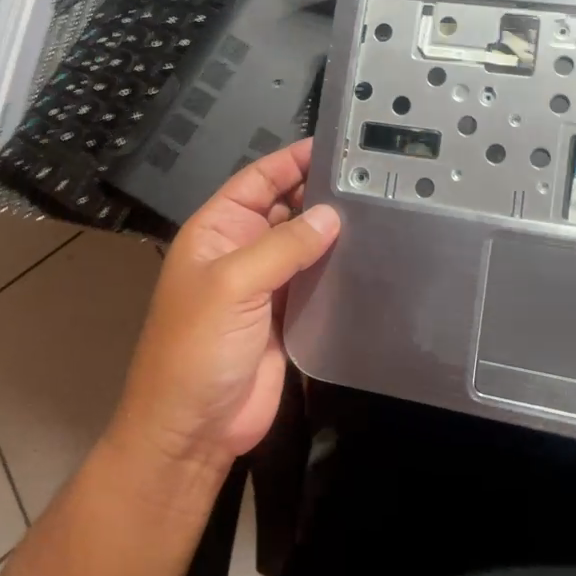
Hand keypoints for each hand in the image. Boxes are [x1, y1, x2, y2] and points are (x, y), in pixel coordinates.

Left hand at [108, 139, 339, 471]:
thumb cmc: (196, 348)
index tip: (333, 145)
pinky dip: (338, 269)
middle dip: (320, 194)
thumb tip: (331, 215)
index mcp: (216, 231)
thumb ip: (283, 246)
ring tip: (381, 210)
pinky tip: (370, 257)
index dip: (291, 160)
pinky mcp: (288, 317)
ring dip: (334, 232)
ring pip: (305, 245)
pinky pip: (316, 281)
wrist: (193, 430)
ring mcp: (265, 285)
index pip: (257, 180)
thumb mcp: (233, 285)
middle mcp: (241, 250)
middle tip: (371, 179)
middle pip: (285, 209)